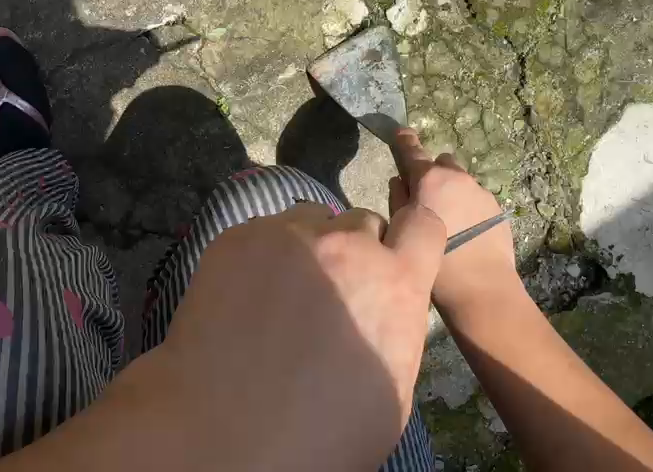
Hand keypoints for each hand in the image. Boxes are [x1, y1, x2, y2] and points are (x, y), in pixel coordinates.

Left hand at [141, 201, 446, 470]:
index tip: (399, 252)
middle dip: (356, 250)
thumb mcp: (391, 386)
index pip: (424, 224)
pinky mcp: (239, 236)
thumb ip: (394, 323)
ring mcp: (286, 233)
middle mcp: (344, 243)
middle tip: (334, 292)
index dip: (412, 236)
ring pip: (309, 220)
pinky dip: (263, 256)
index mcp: (394, 282)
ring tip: (286, 293)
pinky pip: (263, 233)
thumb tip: (379, 302)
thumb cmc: (324, 432)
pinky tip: (248, 297)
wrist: (228, 431)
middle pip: (360, 222)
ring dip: (309, 247)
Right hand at [387, 128, 518, 320]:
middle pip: (440, 163)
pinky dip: (467, 205)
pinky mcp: (497, 207)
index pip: (412, 150)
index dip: (404, 140)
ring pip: (460, 179)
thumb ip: (398, 198)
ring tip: (448, 217)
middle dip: (432, 174)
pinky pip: (476, 197)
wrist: (482, 287)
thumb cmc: (435, 259)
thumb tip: (399, 181)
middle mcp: (457, 177)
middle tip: (425, 197)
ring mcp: (480, 191)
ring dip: (451, 189)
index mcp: (429, 178)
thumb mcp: (403, 228)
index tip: (401, 133)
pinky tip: (466, 230)